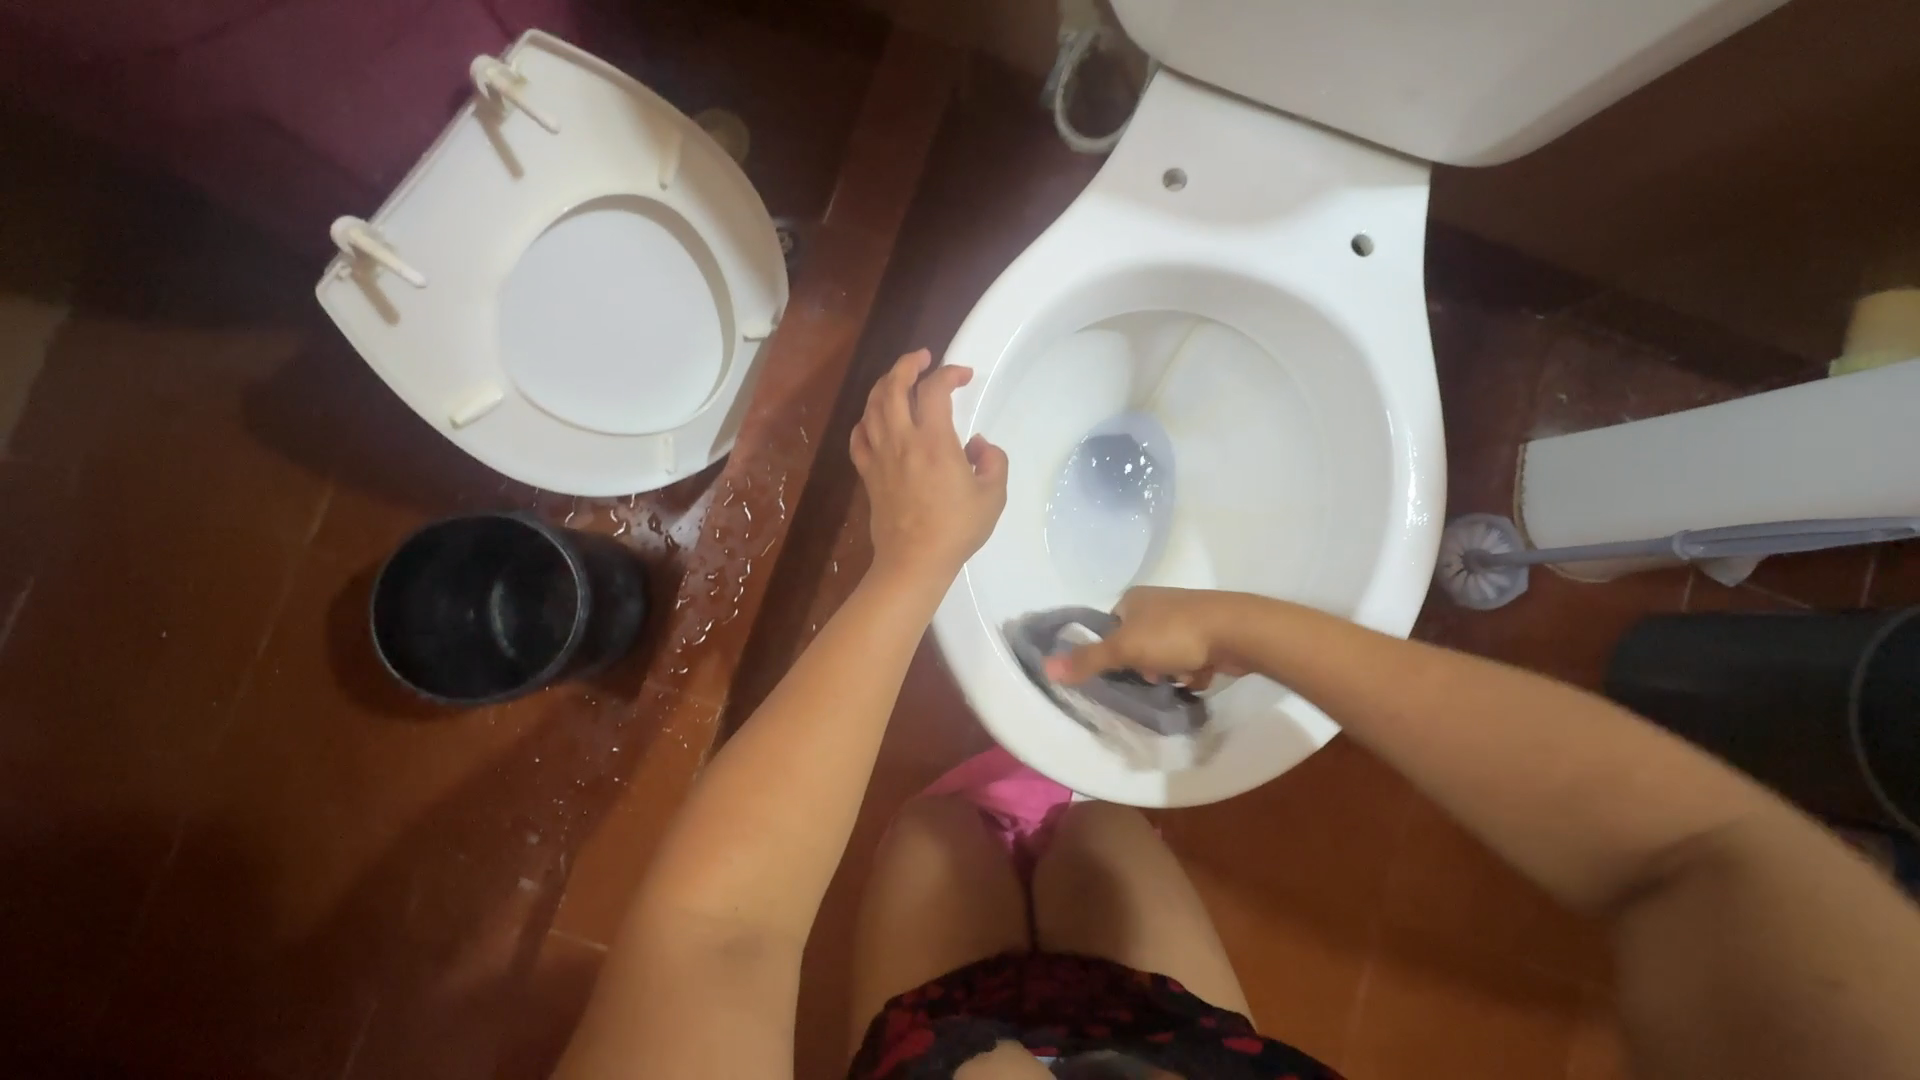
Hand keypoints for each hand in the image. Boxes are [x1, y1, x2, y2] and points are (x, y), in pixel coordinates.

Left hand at [851, 349, 1008, 587]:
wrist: (914, 561)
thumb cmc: (956, 530)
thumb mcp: (993, 495)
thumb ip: (993, 461)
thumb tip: (978, 445)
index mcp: (935, 441)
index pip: (935, 389)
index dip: (949, 373)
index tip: (963, 375)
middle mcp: (902, 440)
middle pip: (893, 386)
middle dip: (907, 364)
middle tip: (922, 359)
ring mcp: (880, 456)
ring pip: (872, 406)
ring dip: (885, 385)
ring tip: (898, 380)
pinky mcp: (868, 473)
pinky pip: (859, 436)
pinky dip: (865, 420)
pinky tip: (874, 419)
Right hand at [1045, 587, 1249, 686]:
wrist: (1237, 631)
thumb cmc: (1175, 634)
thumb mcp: (1124, 648)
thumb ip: (1088, 660)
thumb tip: (1046, 667)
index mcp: (1134, 599)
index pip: (1111, 628)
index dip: (1115, 652)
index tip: (1125, 667)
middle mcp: (1158, 603)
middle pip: (1138, 646)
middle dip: (1146, 666)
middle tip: (1155, 674)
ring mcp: (1186, 617)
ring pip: (1165, 656)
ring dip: (1171, 672)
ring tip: (1183, 675)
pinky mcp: (1210, 633)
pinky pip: (1191, 659)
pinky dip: (1194, 671)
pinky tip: (1202, 673)